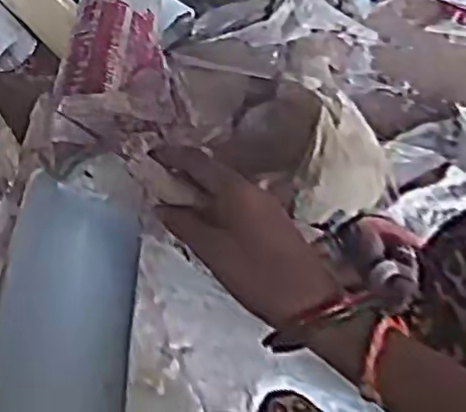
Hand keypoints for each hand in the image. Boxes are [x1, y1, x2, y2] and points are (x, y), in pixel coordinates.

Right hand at [154, 146, 343, 328]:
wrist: (318, 310)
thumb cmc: (257, 274)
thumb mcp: (209, 248)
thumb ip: (180, 221)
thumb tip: (161, 206)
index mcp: (233, 188)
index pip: (194, 159)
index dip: (168, 154)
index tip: (147, 157)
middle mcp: (251, 189)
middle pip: (209, 169)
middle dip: (181, 171)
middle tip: (157, 178)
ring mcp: (266, 205)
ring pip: (222, 184)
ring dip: (198, 187)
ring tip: (175, 198)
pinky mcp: (273, 221)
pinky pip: (235, 198)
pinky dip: (214, 199)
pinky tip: (203, 215)